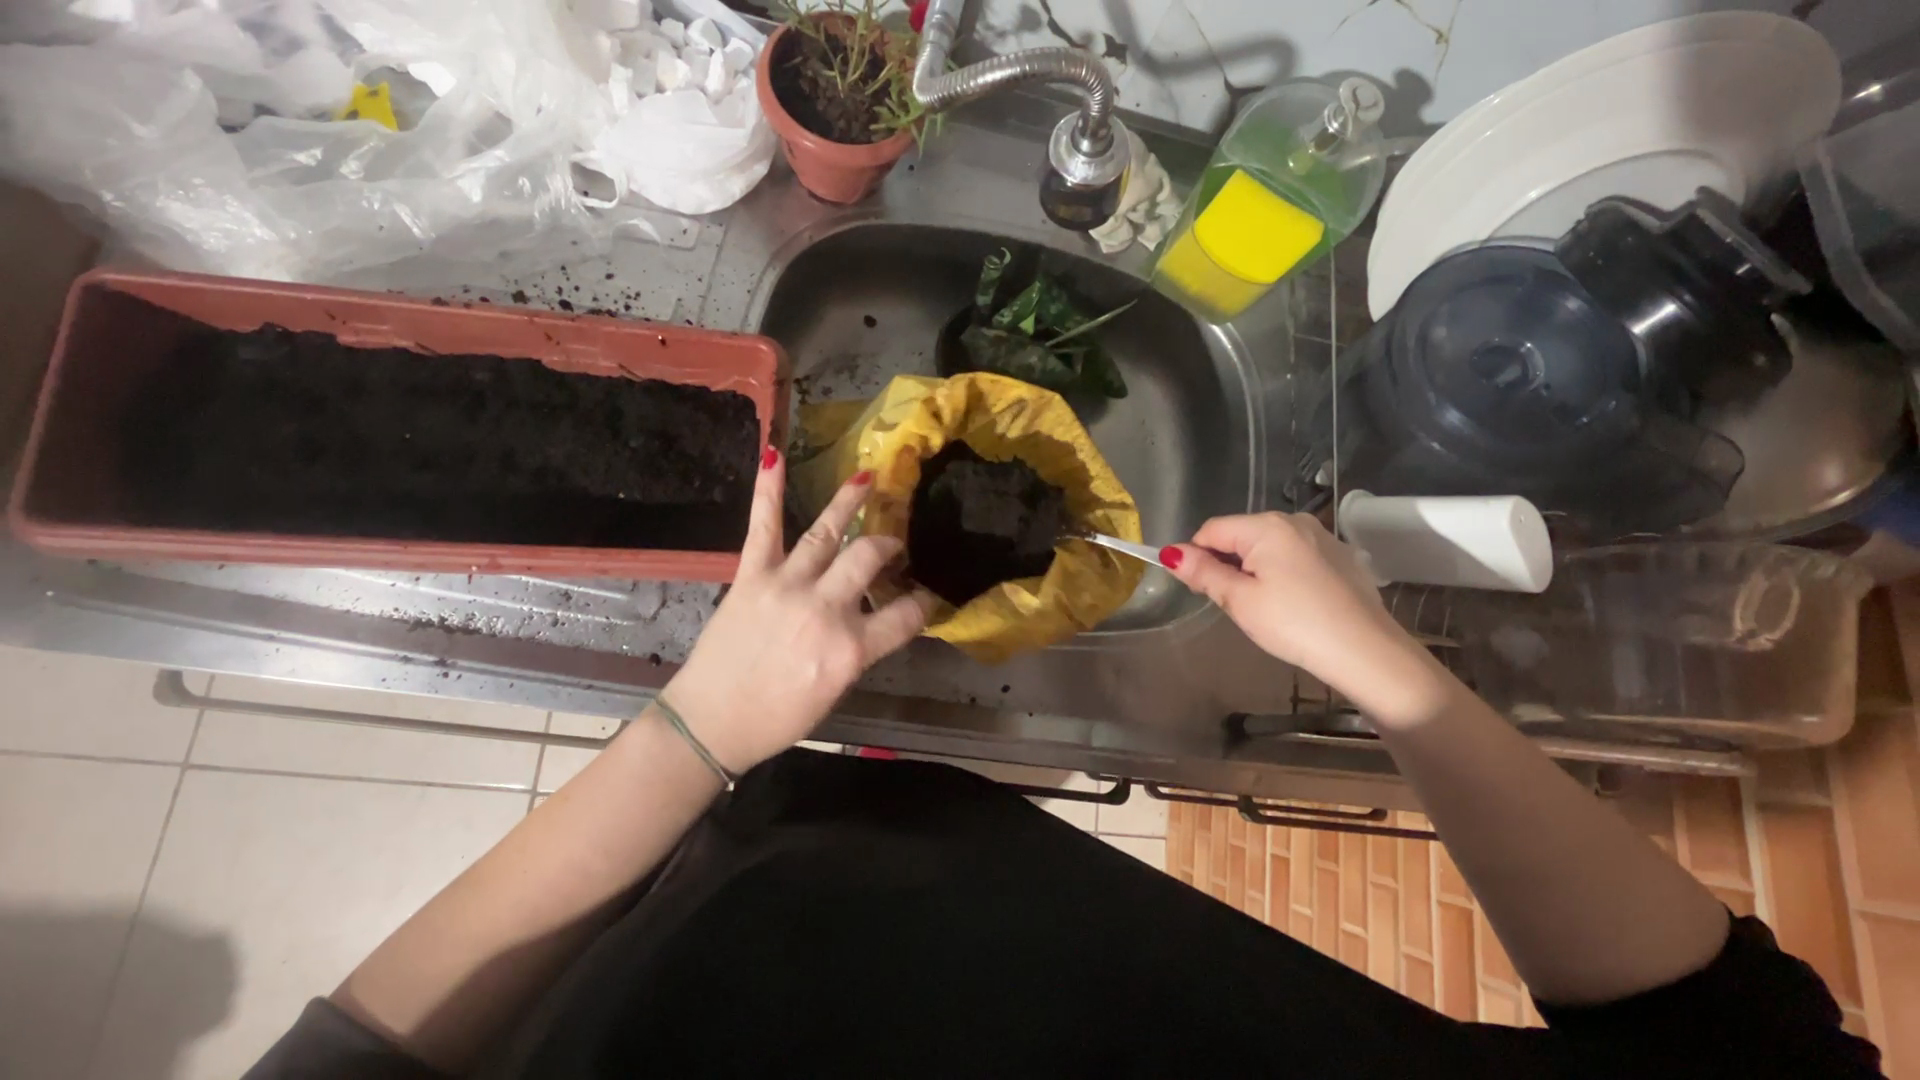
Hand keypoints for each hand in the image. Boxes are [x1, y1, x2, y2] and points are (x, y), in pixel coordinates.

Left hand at [661, 449, 930, 772]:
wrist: (710, 722)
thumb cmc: (777, 718)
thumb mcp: (834, 692)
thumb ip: (857, 651)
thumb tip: (871, 620)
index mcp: (850, 649)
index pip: (905, 616)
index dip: (924, 604)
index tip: (929, 596)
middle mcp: (824, 609)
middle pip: (868, 558)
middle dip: (888, 545)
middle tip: (893, 542)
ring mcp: (786, 586)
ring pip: (826, 533)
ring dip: (848, 501)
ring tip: (867, 478)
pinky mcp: (751, 576)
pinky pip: (763, 526)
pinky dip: (768, 489)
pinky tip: (775, 454)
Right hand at [1162, 513, 1429, 706]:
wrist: (1366, 651)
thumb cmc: (1295, 625)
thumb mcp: (1240, 601)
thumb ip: (1204, 573)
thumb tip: (1171, 552)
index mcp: (1266, 526)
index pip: (1212, 530)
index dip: (1196, 556)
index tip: (1199, 589)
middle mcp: (1295, 520)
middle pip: (1241, 535)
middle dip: (1228, 564)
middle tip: (1233, 604)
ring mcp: (1322, 537)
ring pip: (1269, 547)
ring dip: (1256, 570)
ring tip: (1265, 608)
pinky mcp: (1342, 556)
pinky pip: (1296, 557)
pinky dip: (1284, 574)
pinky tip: (1295, 605)